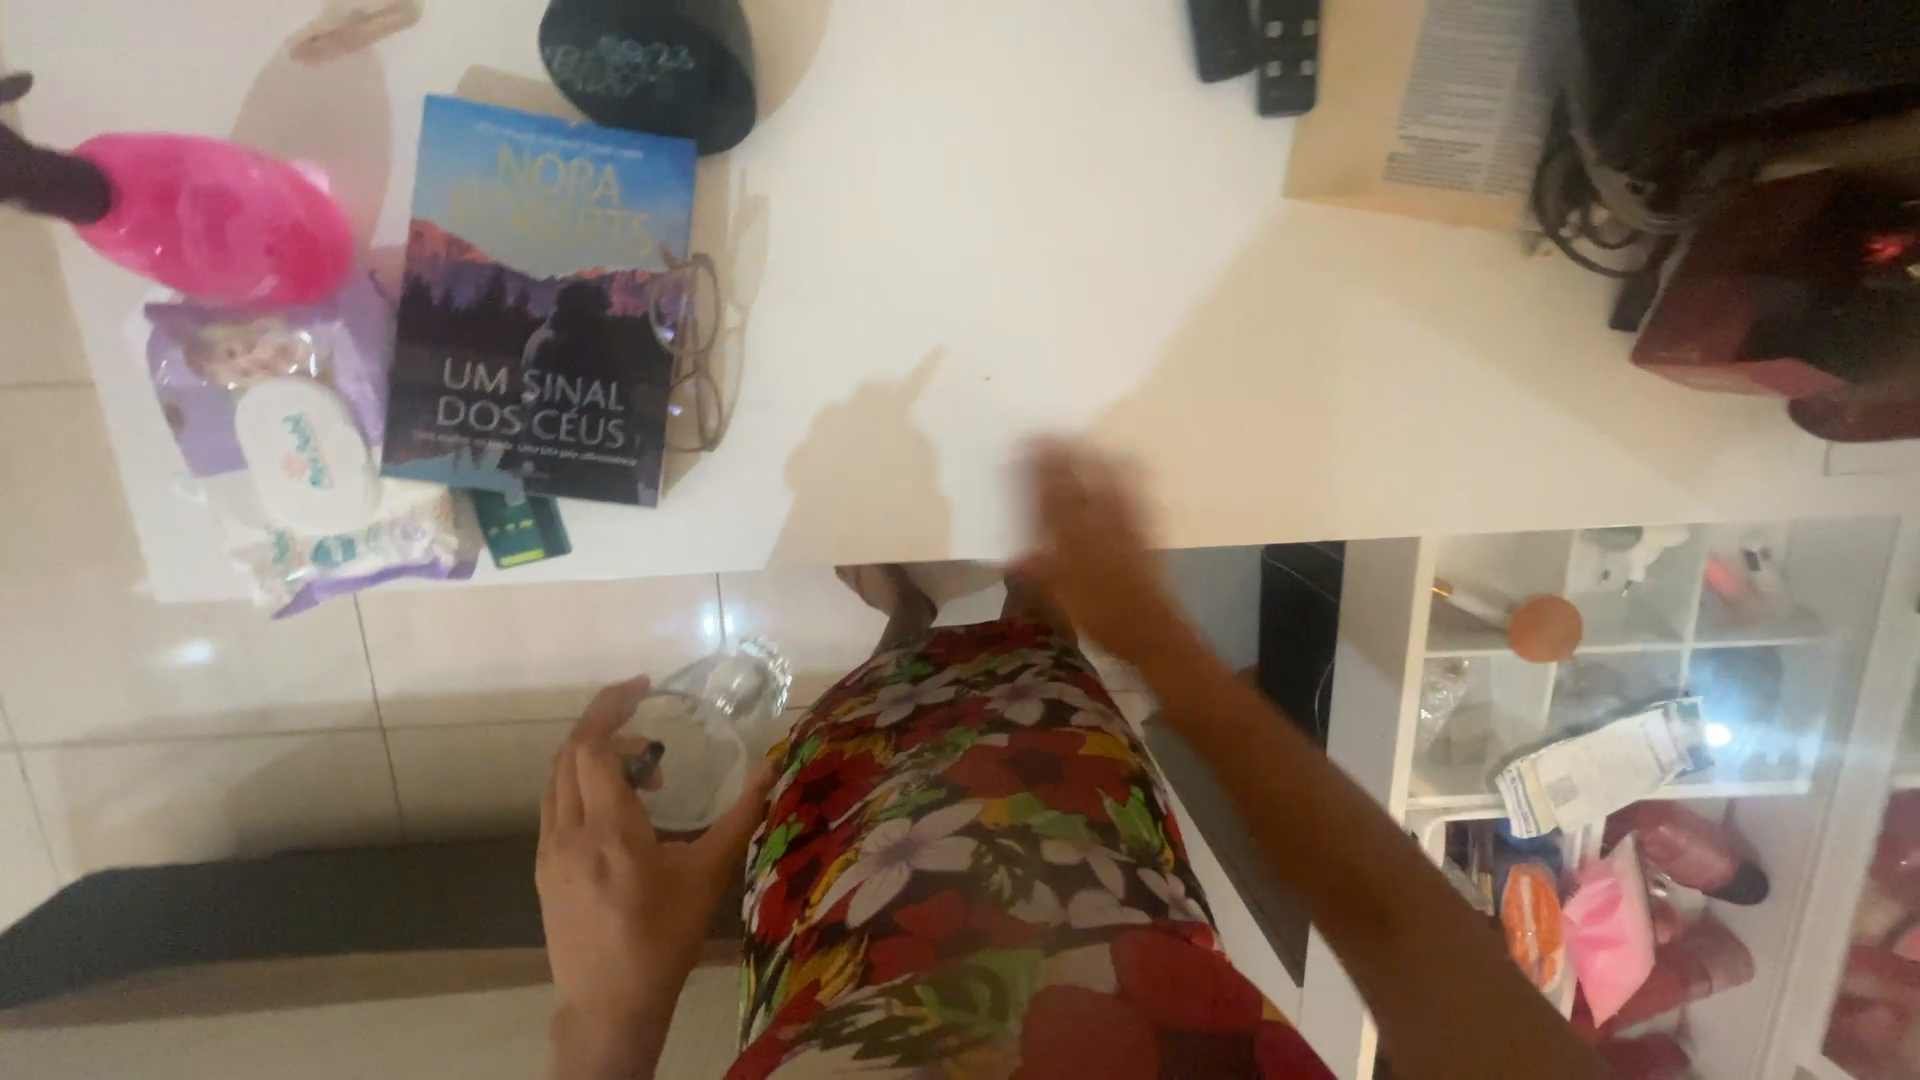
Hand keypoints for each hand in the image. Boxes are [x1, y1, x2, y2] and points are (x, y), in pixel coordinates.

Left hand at [537, 676, 773, 1032]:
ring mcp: (548, 851)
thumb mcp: (709, 872)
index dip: (611, 706)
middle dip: (605, 722)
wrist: (608, 1005)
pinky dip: (583, 781)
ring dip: (593, 753)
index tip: (643, 686)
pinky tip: (621, 802)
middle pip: (569, 753)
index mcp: (608, 829)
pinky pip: (556, 803)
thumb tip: (771, 767)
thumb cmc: (664, 936)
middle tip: (647, 715)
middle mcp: (568, 832)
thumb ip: (741, 814)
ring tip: (643, 762)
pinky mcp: (544, 869)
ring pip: (557, 777)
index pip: (591, 746)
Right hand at [1016, 438, 1193, 666]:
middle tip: (1046, 434)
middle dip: (1060, 452)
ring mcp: (1126, 520)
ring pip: (1107, 477)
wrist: (1150, 629)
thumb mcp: (1057, 597)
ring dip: (1091, 454)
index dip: (1034, 468)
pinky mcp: (1147, 526)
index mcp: (1071, 535)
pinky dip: (1128, 471)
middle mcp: (1098, 521)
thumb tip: (1012, 557)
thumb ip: (1036, 570)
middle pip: (1077, 477)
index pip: (1048, 493)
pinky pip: (1138, 491)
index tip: (1021, 446)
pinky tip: (1126, 461)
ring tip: (1080, 439)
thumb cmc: (1098, 615)